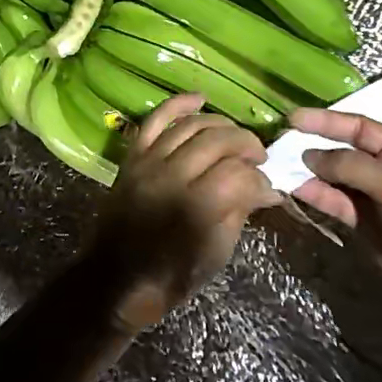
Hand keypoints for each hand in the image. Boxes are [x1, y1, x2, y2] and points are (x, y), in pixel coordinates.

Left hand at [84, 94, 282, 332]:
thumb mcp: (216, 254)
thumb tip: (267, 188)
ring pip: (191, 126)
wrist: (114, 282)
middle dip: (247, 144)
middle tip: (259, 158)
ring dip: (221, 124)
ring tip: (237, 136)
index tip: (268, 187)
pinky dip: (178, 105)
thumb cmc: (170, 277)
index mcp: (195, 208)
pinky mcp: (133, 158)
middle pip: (218, 141)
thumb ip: (240, 212)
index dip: (259, 179)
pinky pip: (155, 120)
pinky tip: (201, 99)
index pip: (238, 174)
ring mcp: (148, 163)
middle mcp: (171, 177)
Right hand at [290, 108, 381, 342]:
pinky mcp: (368, 230)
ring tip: (277, 168)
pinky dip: (317, 197)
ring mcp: (377, 203)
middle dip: (313, 147)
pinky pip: (337, 206)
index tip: (293, 119)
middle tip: (276, 146)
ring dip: (310, 174)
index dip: (326, 121)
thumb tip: (310, 154)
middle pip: (344, 153)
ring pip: (336, 181)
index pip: (360, 128)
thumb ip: (354, 168)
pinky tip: (295, 189)